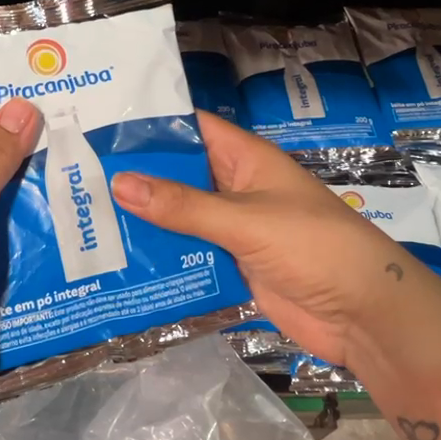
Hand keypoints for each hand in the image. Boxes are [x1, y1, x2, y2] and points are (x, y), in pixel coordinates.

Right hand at [109, 112, 417, 368]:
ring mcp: (235, 228)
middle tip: (76, 178)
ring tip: (85, 218)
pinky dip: (163, 256)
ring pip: (181, 216)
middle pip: (180, 174)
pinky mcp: (234, 266)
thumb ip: (182, 206)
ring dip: (145, 220)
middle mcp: (237, 187)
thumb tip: (118, 182)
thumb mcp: (245, 220)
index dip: (151, 125)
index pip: (192, 128)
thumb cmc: (312, 246)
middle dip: (137, 176)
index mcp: (246, 159)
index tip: (99, 126)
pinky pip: (191, 253)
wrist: (364, 314)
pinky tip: (121, 260)